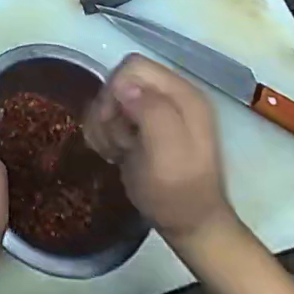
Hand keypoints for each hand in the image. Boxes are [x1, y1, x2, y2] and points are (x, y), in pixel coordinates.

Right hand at [82, 53, 237, 249]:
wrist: (189, 226)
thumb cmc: (177, 193)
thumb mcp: (167, 154)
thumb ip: (151, 112)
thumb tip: (123, 85)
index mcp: (183, 95)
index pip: (132, 66)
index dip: (115, 91)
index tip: (115, 123)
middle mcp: (170, 95)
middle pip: (118, 80)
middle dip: (108, 110)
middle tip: (116, 141)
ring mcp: (156, 111)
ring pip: (109, 98)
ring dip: (104, 125)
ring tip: (116, 151)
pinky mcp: (142, 125)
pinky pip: (109, 115)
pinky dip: (104, 133)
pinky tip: (114, 153)